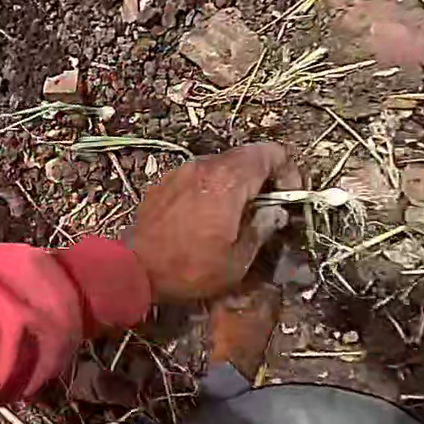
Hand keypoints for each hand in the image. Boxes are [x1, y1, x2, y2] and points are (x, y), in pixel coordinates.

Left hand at [125, 143, 298, 301]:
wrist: (133, 269)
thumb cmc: (190, 268)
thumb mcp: (238, 260)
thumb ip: (263, 229)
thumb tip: (275, 213)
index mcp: (229, 180)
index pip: (271, 153)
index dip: (289, 171)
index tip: (290, 197)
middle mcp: (206, 166)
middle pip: (248, 156)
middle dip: (265, 178)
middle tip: (269, 208)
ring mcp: (184, 171)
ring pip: (224, 165)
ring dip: (239, 183)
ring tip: (239, 215)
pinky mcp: (167, 181)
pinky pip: (201, 175)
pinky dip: (214, 188)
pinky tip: (209, 217)